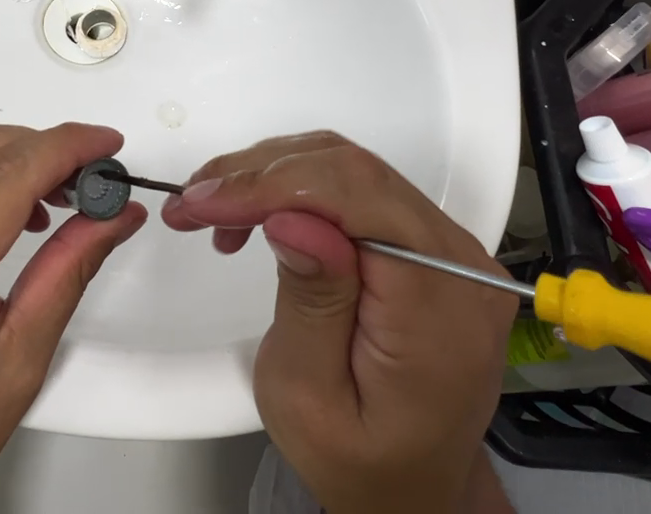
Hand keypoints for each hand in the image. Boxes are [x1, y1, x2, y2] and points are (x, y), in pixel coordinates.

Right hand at [163, 132, 516, 513]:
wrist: (413, 484)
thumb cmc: (358, 457)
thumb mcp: (311, 398)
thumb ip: (311, 304)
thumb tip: (292, 219)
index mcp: (439, 307)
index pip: (358, 198)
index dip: (272, 183)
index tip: (201, 201)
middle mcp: (458, 261)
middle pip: (353, 171)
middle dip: (260, 174)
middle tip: (192, 204)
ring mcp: (448, 247)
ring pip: (349, 168)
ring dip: (272, 176)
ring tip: (215, 213)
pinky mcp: (427, 242)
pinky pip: (357, 190)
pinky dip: (296, 189)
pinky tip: (258, 219)